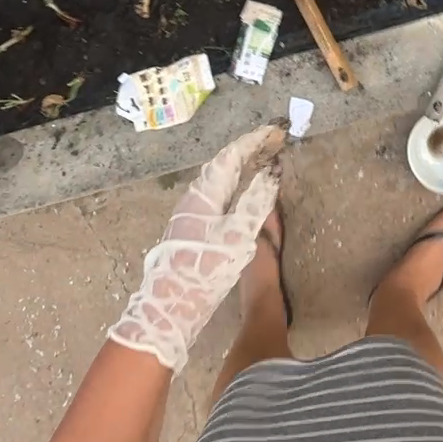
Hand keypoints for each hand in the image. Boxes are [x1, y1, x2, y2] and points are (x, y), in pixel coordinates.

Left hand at [107, 125, 281, 370]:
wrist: (167, 310)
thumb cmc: (203, 270)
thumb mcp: (236, 236)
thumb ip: (255, 202)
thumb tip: (272, 172)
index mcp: (204, 193)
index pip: (231, 155)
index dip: (254, 141)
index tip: (275, 131)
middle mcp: (195, 196)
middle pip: (224, 163)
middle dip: (250, 150)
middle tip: (275, 142)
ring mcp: (192, 212)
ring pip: (220, 178)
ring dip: (243, 166)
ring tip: (264, 159)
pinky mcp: (193, 227)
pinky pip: (219, 192)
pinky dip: (236, 183)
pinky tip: (245, 191)